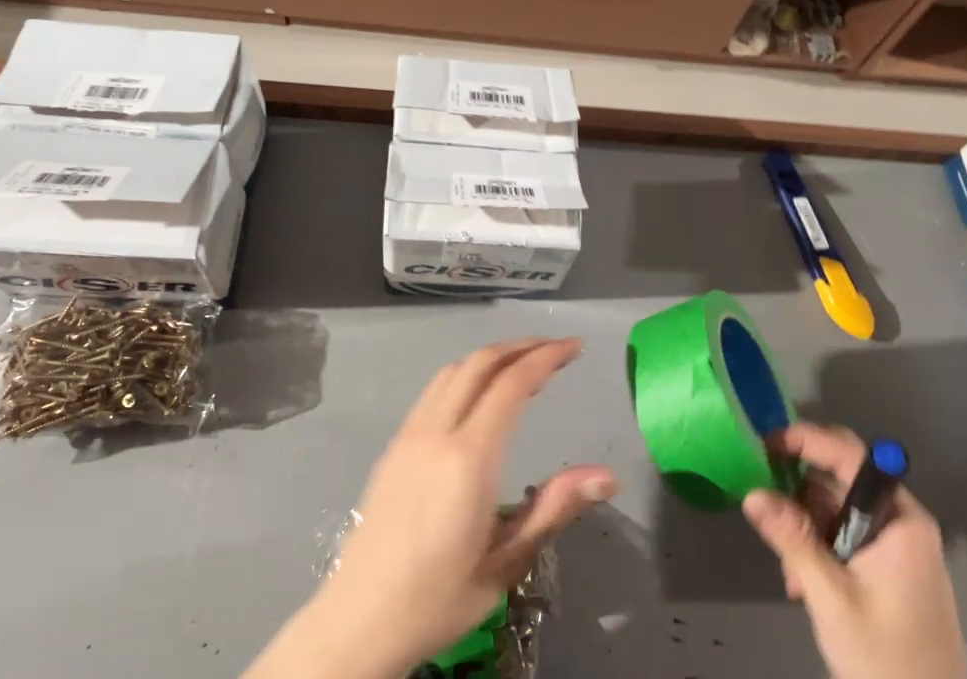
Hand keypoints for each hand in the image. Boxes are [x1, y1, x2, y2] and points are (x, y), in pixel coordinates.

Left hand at [245, 338, 617, 678]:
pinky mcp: (393, 449)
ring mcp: (408, 438)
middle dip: (520, 347)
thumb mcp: (506, 563)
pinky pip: (433, 392)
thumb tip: (607, 475)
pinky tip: (478, 394)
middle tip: (556, 348)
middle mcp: (435, 434)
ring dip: (490, 357)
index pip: (511, 386)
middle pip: (479, 365)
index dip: (545, 358)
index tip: (575, 348)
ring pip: (452, 373)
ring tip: (523, 363)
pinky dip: (464, 375)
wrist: (359, 620)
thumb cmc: (439, 598)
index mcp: (468, 459)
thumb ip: (554, 509)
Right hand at [743, 423, 966, 678]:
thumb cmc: (884, 655)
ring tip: (791, 575)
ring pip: (838, 512)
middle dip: (800, 499)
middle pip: (841, 483)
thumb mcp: (830, 595)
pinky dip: (820, 549)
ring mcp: (897, 546)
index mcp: (899, 520)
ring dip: (806, 531)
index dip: (808, 441)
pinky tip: (804, 583)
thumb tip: (752, 493)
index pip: (851, 456)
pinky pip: (846, 537)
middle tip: (769, 523)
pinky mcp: (889, 568)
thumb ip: (792, 539)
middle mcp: (901, 522)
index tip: (765, 443)